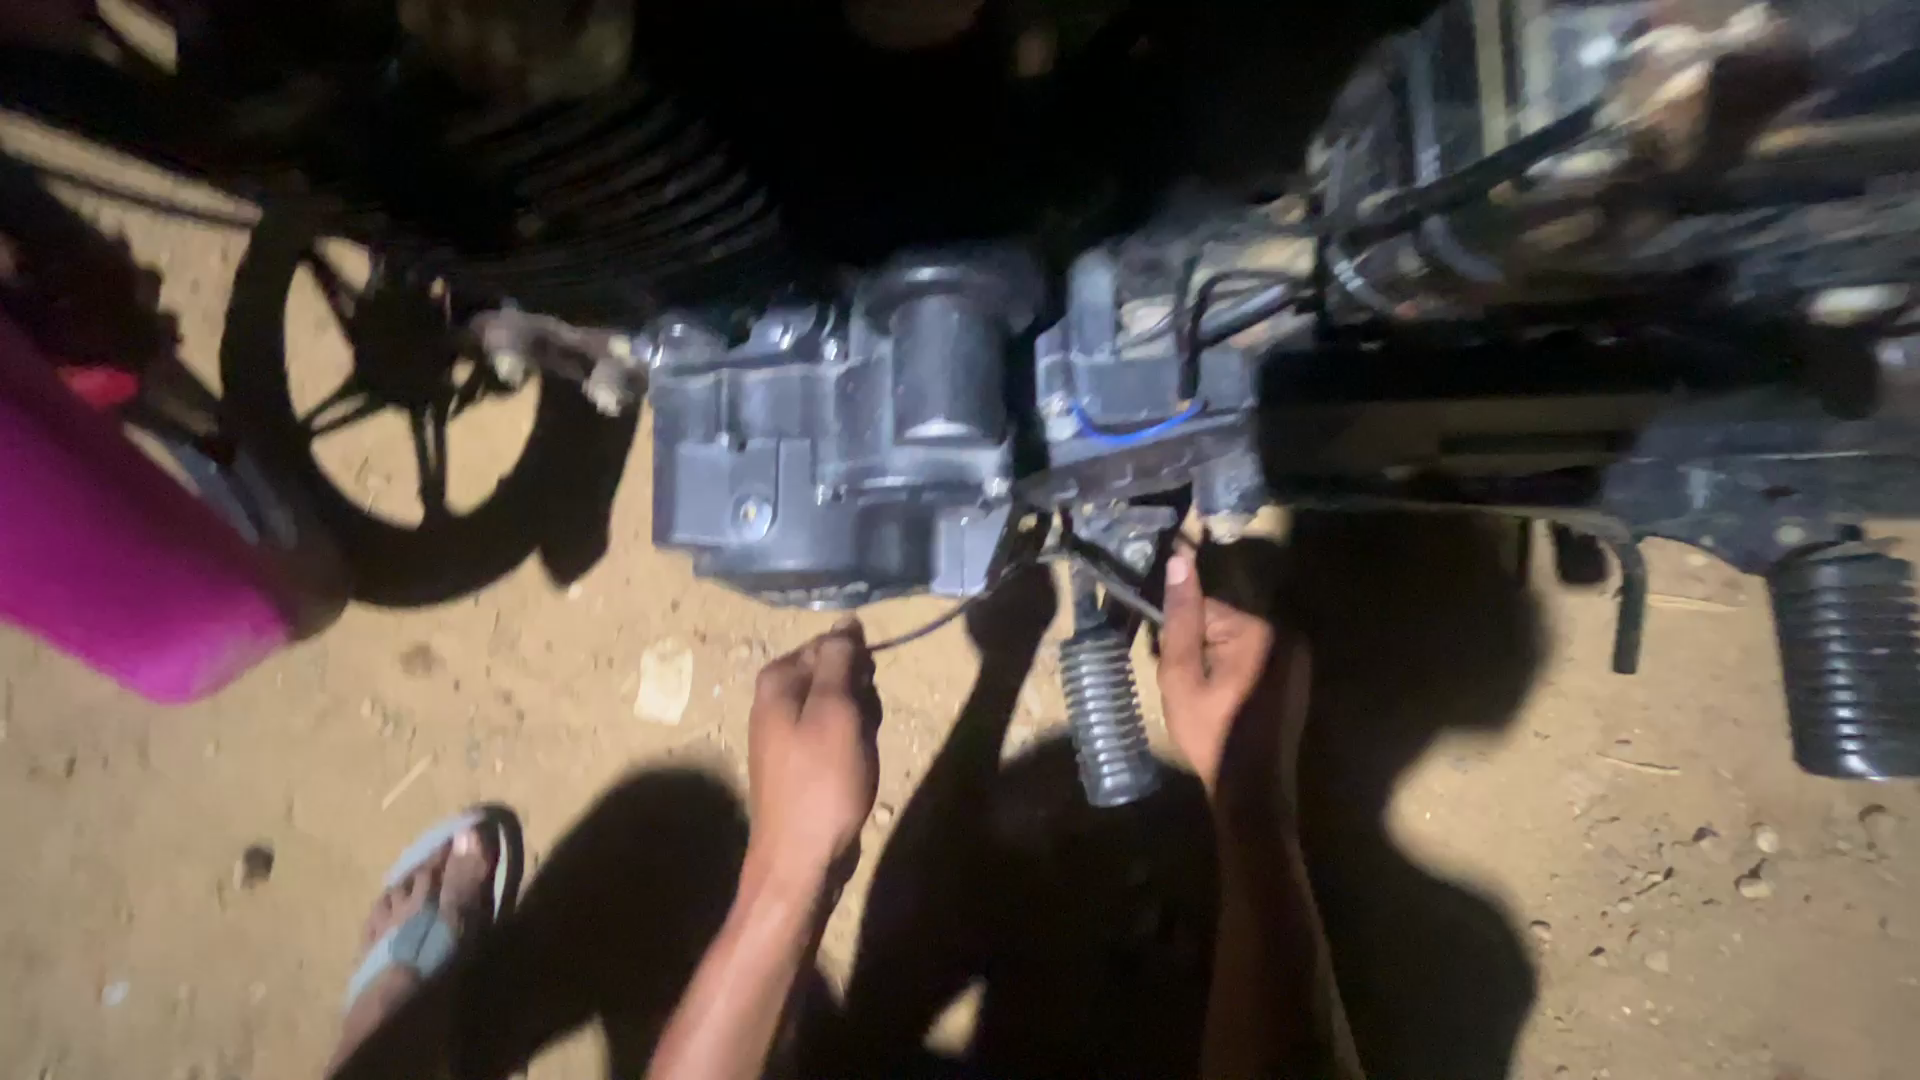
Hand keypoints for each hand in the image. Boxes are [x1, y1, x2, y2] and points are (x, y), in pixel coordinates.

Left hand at [745, 618, 881, 889]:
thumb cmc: (822, 779)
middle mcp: (775, 699)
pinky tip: (854, 766)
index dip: (858, 666)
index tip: (864, 695)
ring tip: (858, 752)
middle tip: (861, 727)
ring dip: (861, 722)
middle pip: (836, 674)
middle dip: (860, 696)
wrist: (801, 857)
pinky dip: (852, 743)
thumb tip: (845, 620)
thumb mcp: (836, 709)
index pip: (831, 644)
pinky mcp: (800, 758)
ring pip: (841, 704)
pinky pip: (835, 732)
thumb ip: (839, 659)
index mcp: (777, 680)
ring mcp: (786, 730)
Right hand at [1158, 551, 1294, 796]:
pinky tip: (1221, 701)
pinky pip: (1252, 658)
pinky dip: (1231, 672)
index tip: (1165, 663)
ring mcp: (1294, 658)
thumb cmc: (1210, 732)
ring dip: (1212, 659)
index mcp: (1257, 629)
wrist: (1252, 790)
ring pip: (1233, 642)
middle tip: (1182, 685)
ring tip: (1200, 697)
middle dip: (1195, 646)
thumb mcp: (1181, 675)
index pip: (1202, 607)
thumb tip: (1179, 559)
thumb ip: (1179, 618)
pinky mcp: (1295, 677)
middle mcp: (1284, 634)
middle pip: (1219, 623)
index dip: (1177, 634)